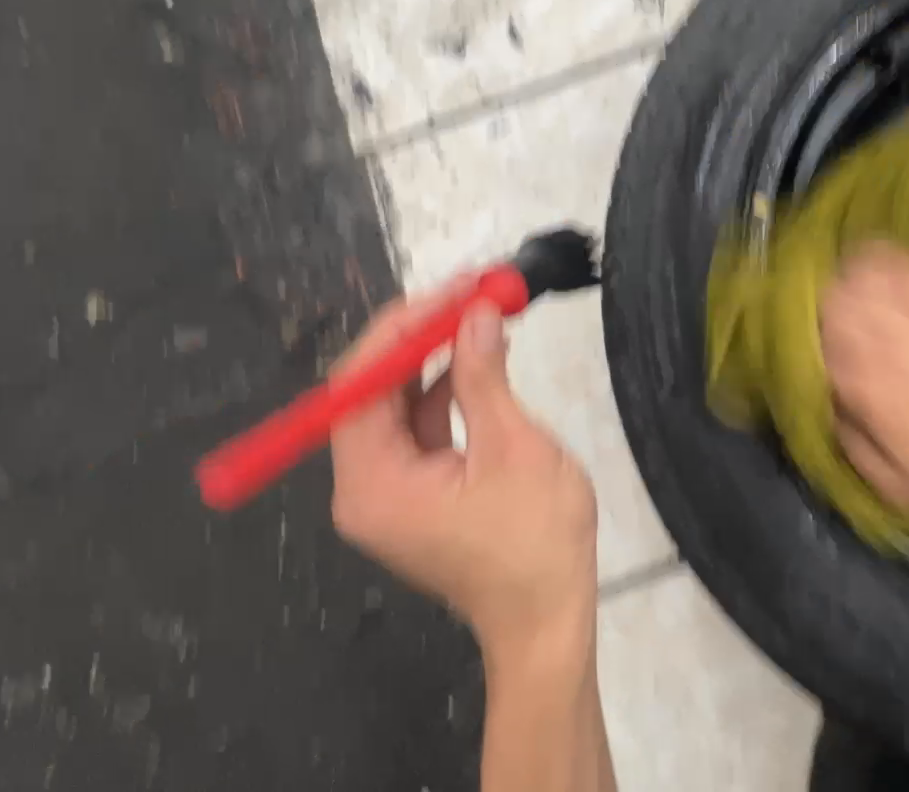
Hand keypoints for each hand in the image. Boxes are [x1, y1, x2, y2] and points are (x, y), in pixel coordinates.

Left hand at [328, 284, 597, 662]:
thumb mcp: (515, 449)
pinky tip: (479, 359)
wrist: (548, 619)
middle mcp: (363, 486)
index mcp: (372, 482)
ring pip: (398, 406)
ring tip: (478, 313)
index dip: (401, 329)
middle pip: (373, 392)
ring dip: (435, 359)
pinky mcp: (416, 494)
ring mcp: (388, 492)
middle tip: (468, 293)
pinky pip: (419, 429)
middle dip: (418, 337)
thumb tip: (476, 314)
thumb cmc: (534, 539)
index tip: (451, 289)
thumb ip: (484, 378)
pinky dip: (446, 392)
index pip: (360, 385)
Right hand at [819, 242, 908, 517]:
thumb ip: (848, 442)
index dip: (799, 341)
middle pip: (826, 299)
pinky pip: (900, 264)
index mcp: (856, 382)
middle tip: (824, 320)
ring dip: (845, 278)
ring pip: (858, 274)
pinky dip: (882, 261)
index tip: (804, 349)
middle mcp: (877, 337)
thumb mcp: (891, 484)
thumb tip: (827, 408)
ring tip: (846, 288)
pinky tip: (880, 268)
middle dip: (818, 306)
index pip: (806, 343)